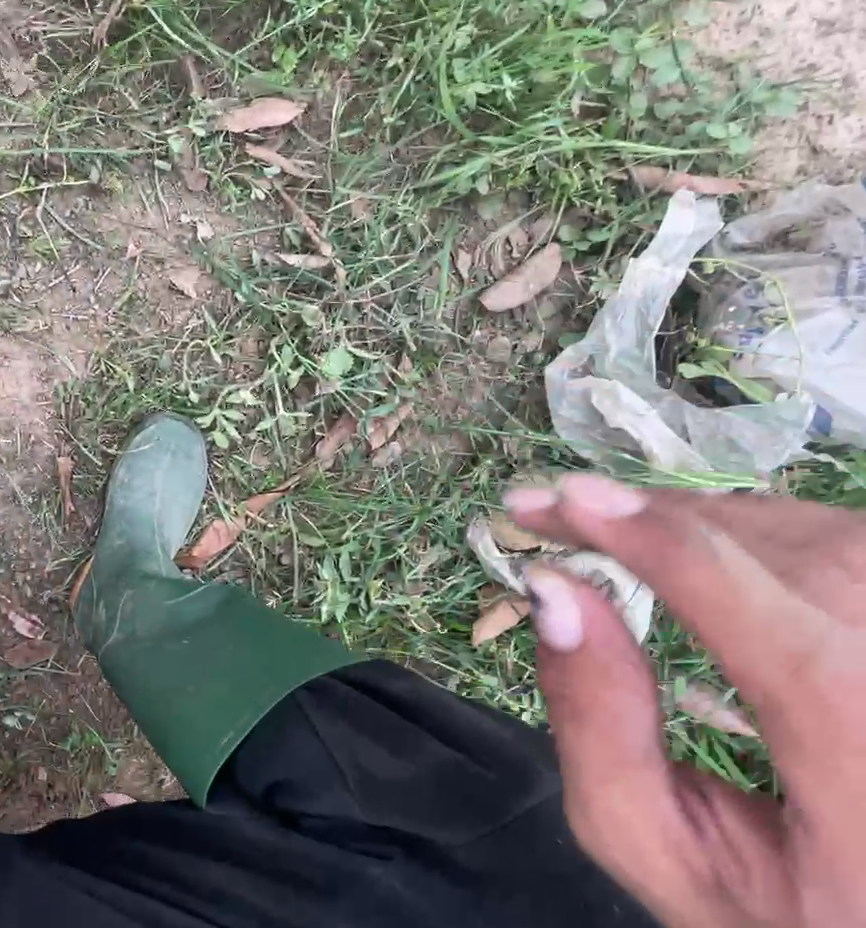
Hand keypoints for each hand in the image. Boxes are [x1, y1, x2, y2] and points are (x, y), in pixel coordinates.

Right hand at [505, 474, 865, 926]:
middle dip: (666, 522)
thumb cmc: (759, 905)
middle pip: (813, 571)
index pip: (790, 642)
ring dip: (712, 520)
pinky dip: (768, 530)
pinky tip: (704, 544)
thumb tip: (550, 591)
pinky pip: (857, 553)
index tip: (563, 498)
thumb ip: (595, 721)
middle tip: (559, 510)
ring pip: (845, 545)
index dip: (672, 552)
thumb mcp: (650, 839)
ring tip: (618, 527)